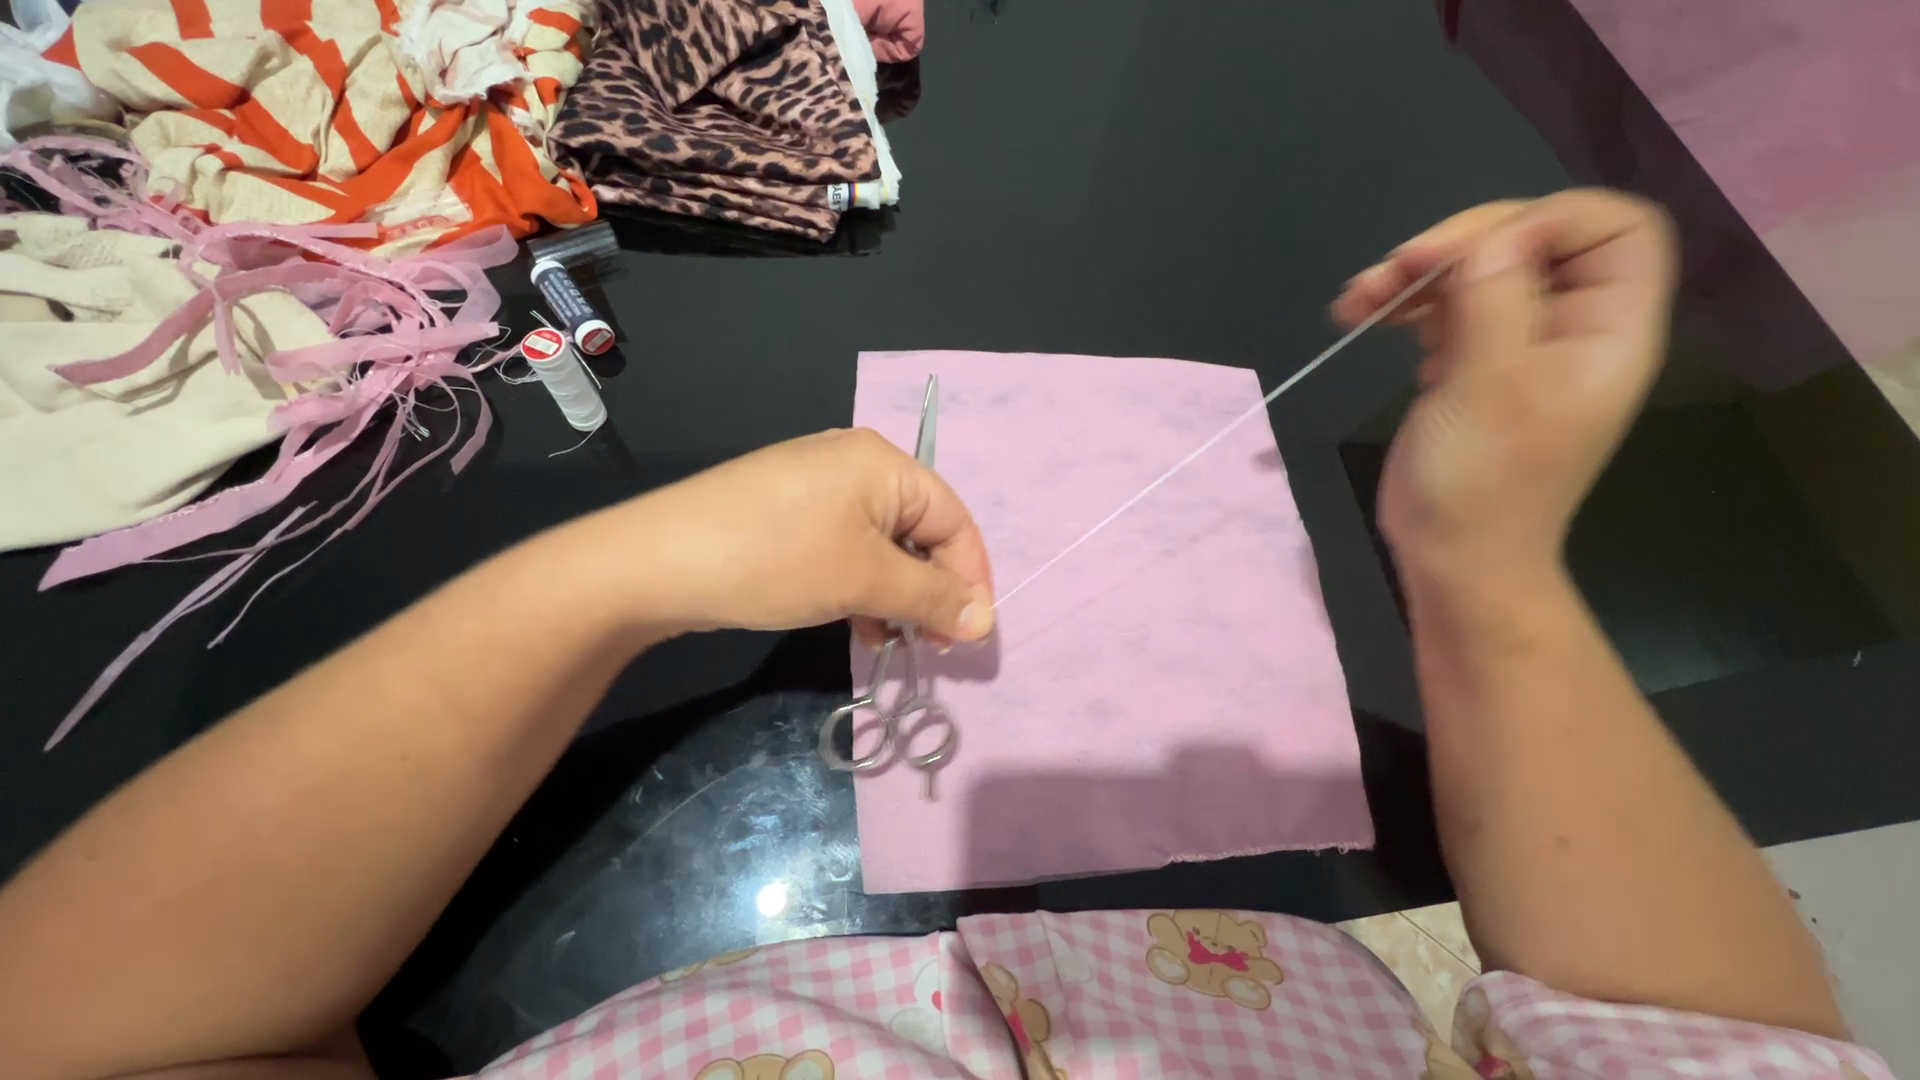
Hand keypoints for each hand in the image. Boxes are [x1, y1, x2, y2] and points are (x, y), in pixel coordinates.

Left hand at [573, 428, 995, 642]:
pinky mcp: (789, 514)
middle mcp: (855, 464)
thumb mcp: (865, 580)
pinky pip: (846, 549)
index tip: (970, 635)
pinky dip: (861, 586)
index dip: (971, 578)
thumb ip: (932, 598)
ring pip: (882, 545)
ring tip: (894, 641)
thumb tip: (984, 621)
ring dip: (897, 595)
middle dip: (932, 589)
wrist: (656, 563)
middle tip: (933, 643)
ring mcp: (817, 487)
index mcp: (883, 463)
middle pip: (921, 530)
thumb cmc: (777, 560)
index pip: (955, 519)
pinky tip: (859, 625)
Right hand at [1332, 189, 1677, 584]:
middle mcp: (1567, 328)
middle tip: (1391, 270)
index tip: (1465, 254)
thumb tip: (1488, 236)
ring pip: (1476, 275)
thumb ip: (1496, 300)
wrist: (1452, 557)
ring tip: (1355, 298)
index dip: (1543, 221)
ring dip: (1415, 276)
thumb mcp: (1490, 385)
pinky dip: (1403, 307)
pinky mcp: (1469, 367)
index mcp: (1605, 328)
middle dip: (1456, 247)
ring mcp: (1515, 347)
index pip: (1611, 229)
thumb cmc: (1480, 481)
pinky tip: (1361, 318)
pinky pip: (1445, 312)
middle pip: (1530, 243)